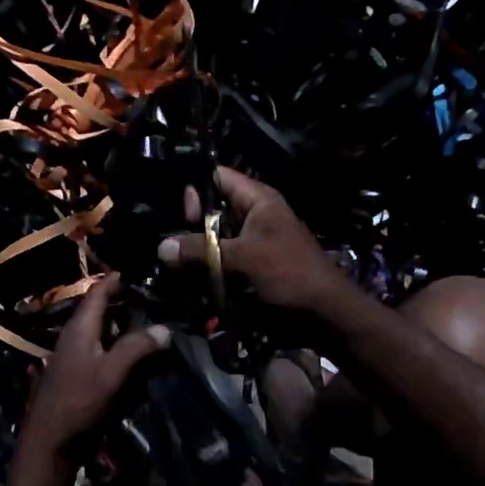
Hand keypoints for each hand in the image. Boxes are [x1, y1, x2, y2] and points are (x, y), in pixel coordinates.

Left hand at [20, 275, 170, 455]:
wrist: (51, 440)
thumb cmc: (79, 401)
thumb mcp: (112, 372)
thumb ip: (137, 347)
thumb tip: (165, 328)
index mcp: (79, 328)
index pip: (97, 293)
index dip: (116, 280)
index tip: (138, 272)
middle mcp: (74, 337)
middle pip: (99, 311)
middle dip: (123, 303)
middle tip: (152, 299)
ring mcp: (74, 357)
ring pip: (100, 332)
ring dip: (122, 326)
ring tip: (149, 324)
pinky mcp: (77, 376)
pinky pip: (100, 352)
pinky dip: (117, 347)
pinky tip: (134, 356)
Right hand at [156, 166, 353, 314]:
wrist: (322, 308)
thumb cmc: (289, 272)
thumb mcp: (244, 256)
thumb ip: (202, 249)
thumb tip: (161, 247)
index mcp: (258, 199)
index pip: (218, 177)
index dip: (197, 189)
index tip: (183, 214)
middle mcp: (252, 214)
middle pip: (212, 207)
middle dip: (190, 222)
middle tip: (170, 240)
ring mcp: (251, 239)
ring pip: (214, 234)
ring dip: (196, 247)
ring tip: (172, 258)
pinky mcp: (249, 262)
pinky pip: (221, 256)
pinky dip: (207, 263)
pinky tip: (188, 272)